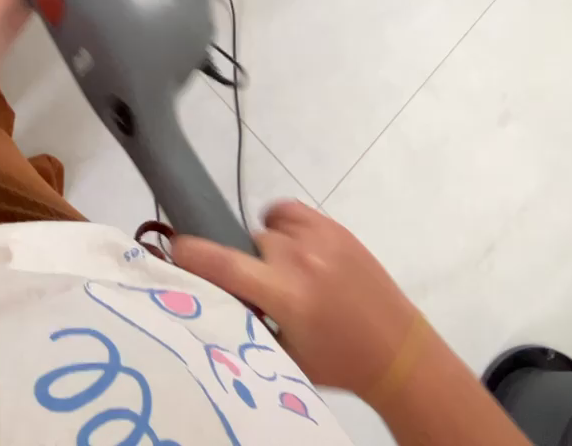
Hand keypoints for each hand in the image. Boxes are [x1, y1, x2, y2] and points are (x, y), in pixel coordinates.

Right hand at [172, 201, 420, 398]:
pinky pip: (288, 211)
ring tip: (282, 270)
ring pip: (267, 226)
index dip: (191, 253)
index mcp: (286, 294)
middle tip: (256, 285)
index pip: (223, 264)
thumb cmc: (337, 362)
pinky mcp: (335, 227)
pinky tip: (292, 246)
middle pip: (247, 242)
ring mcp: (320, 236)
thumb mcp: (283, 353)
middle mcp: (300, 258)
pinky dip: (282, 224)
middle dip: (245, 262)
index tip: (173, 248)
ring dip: (267, 246)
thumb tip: (209, 295)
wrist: (398, 351)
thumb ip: (247, 320)